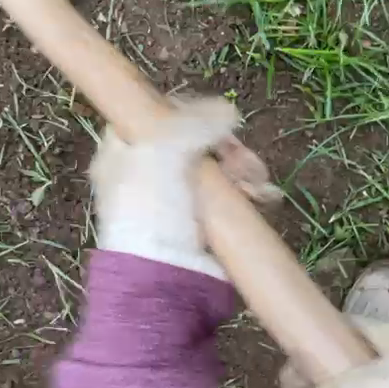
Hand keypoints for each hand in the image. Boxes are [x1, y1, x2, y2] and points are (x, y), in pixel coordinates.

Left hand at [89, 97, 238, 279]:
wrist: (167, 277)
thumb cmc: (151, 213)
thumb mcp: (162, 154)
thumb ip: (194, 124)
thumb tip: (228, 110)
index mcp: (125, 153)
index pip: (155, 117)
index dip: (187, 112)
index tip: (212, 119)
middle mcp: (152, 173)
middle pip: (196, 141)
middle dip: (226, 146)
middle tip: (240, 157)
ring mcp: (182, 198)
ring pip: (220, 166)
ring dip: (244, 168)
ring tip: (256, 182)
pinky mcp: (208, 219)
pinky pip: (234, 193)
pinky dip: (250, 191)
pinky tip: (263, 196)